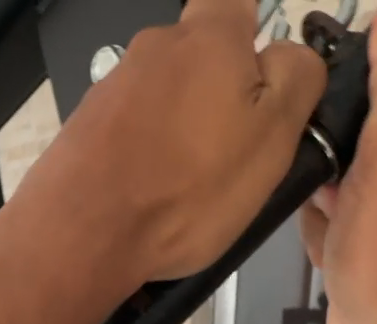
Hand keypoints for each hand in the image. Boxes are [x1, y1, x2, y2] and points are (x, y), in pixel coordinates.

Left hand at [11, 0, 326, 284]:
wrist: (80, 236)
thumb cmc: (186, 189)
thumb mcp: (273, 137)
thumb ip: (296, 80)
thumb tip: (285, 58)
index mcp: (208, 35)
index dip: (253, 33)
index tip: (258, 81)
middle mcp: (152, 49)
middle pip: (197, 59)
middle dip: (214, 98)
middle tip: (226, 158)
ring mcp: (108, 90)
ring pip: (160, 103)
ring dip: (174, 136)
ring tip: (182, 192)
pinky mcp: (79, 132)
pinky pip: (125, 138)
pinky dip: (138, 162)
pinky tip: (143, 201)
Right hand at [300, 0, 376, 323]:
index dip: (371, 53)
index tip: (327, 74)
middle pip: (369, 106)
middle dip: (334, 124)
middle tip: (312, 147)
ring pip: (342, 158)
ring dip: (318, 172)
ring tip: (313, 195)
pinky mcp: (364, 236)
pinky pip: (330, 206)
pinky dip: (316, 216)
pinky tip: (316, 233)